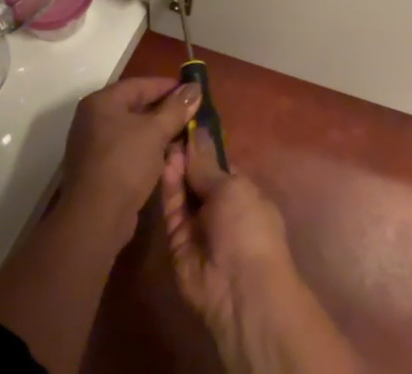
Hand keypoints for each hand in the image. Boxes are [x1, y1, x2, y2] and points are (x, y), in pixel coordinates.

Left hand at [59, 77, 200, 221]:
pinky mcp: (100, 168)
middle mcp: (93, 119)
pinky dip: (148, 150)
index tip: (193, 91)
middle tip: (193, 114)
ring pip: (133, 131)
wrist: (96, 216)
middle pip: (135, 107)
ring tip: (185, 135)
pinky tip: (168, 157)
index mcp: (101, 103)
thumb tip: (194, 88)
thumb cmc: (125, 164)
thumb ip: (176, 109)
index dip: (168, 86)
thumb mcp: (155, 132)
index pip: (140, 85)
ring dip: (159, 133)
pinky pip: (128, 150)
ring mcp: (94, 145)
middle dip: (165, 111)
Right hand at [160, 130, 295, 333]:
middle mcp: (220, 208)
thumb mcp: (232, 188)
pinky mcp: (176, 240)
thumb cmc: (248, 228)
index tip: (186, 122)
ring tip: (164, 139)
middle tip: (169, 128)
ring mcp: (198, 225)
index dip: (204, 146)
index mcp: (243, 193)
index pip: (219, 164)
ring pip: (182, 191)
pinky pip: (171, 209)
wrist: (239, 289)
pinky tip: (163, 162)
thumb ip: (207, 164)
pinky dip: (168, 187)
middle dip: (186, 156)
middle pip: (198, 177)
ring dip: (175, 168)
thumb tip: (197, 134)